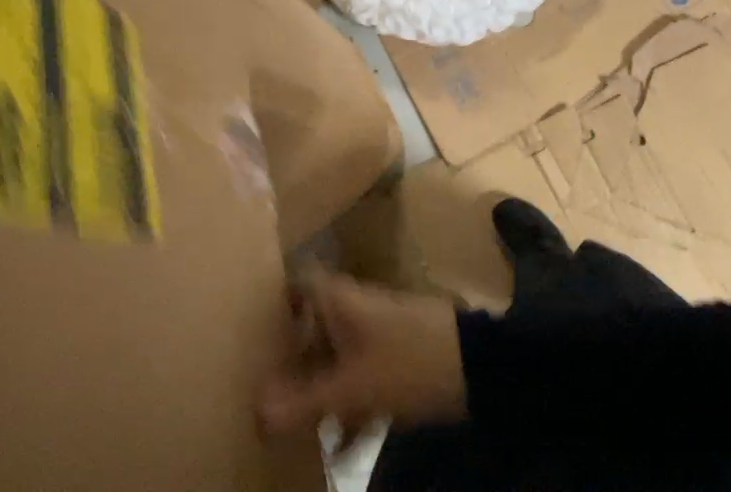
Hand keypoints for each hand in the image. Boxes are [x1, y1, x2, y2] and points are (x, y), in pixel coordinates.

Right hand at [260, 269, 467, 437]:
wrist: (480, 366)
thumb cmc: (408, 361)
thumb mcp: (351, 389)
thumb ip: (302, 402)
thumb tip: (256, 412)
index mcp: (336, 300)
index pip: (295, 284)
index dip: (271, 303)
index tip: (250, 333)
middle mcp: (352, 308)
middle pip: (309, 328)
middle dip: (289, 364)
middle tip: (265, 395)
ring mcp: (376, 332)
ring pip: (334, 356)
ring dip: (318, 392)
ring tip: (296, 429)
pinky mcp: (396, 357)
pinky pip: (360, 377)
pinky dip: (350, 406)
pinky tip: (342, 445)